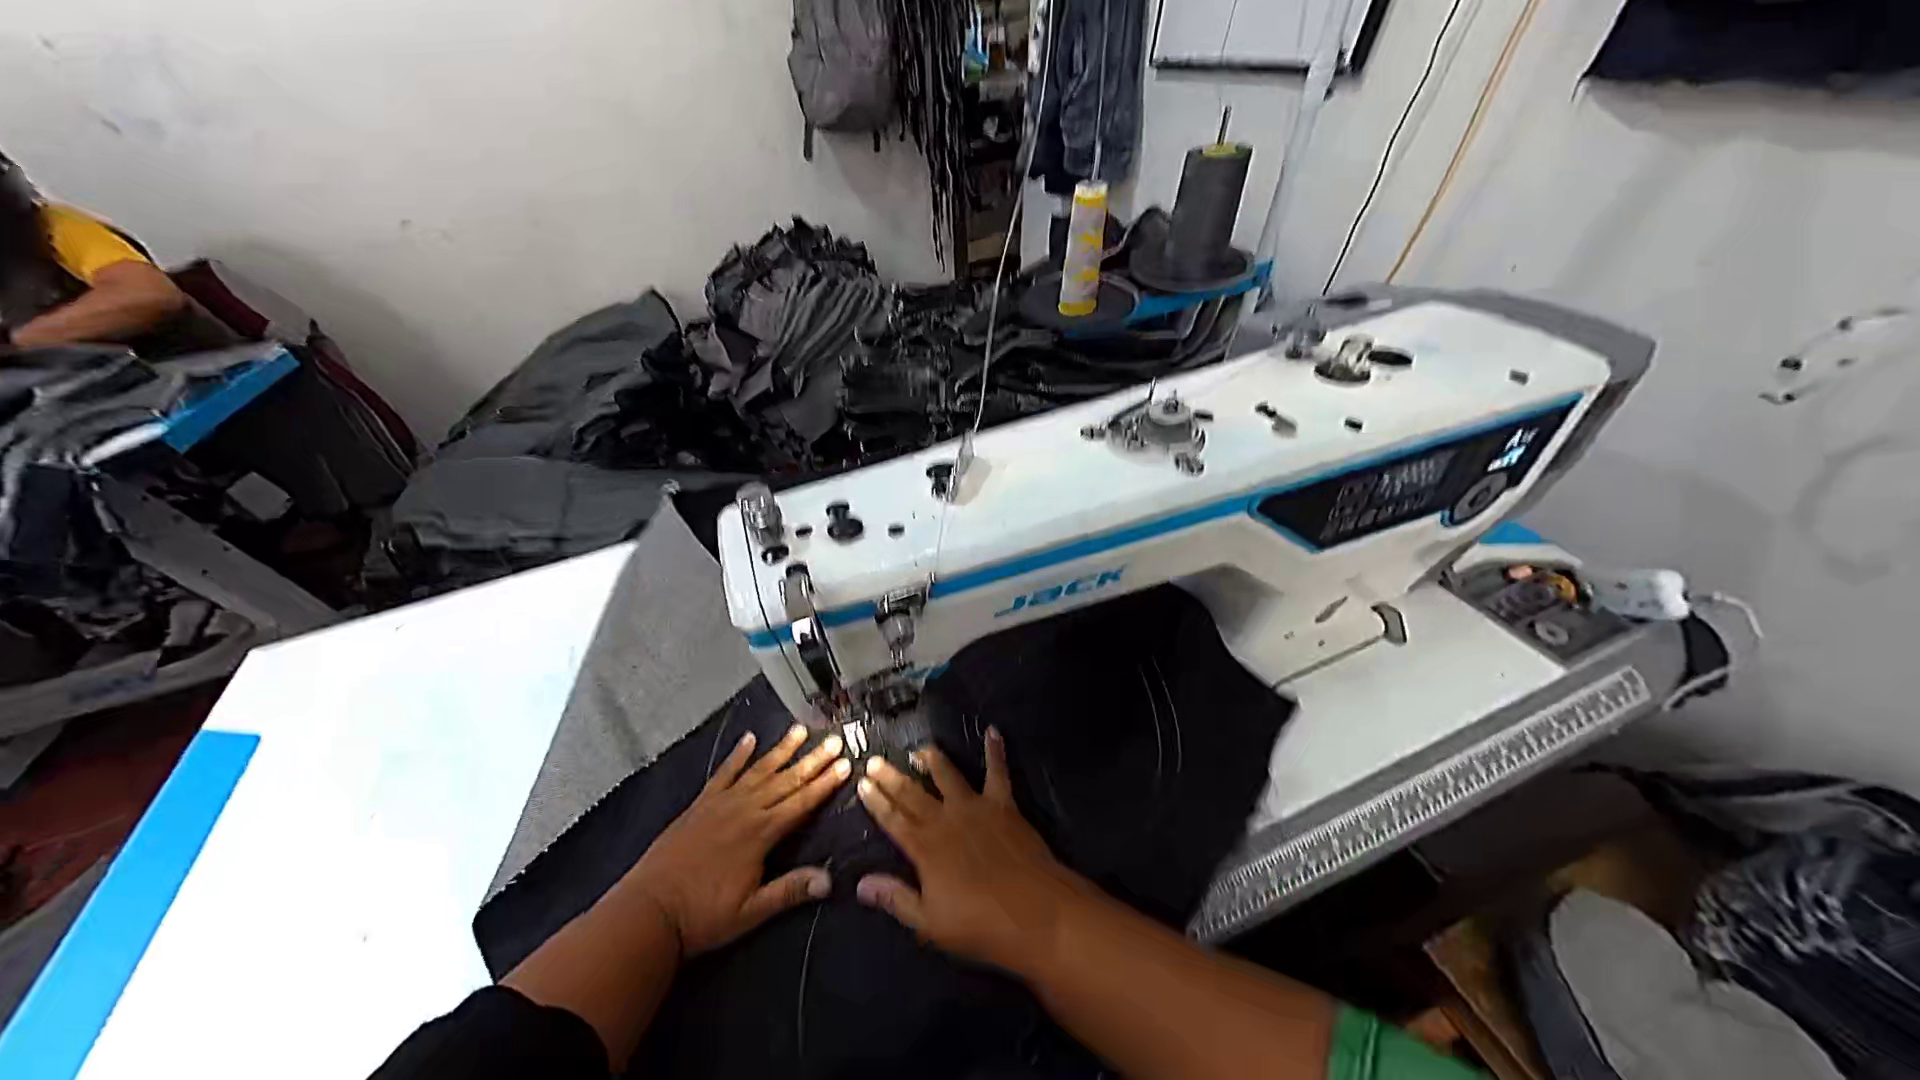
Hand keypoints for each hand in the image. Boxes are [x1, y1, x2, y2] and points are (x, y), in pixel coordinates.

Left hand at [626, 724, 852, 955]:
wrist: (648, 911)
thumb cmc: (703, 915)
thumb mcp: (751, 912)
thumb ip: (790, 891)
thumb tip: (830, 879)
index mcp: (761, 834)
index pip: (802, 803)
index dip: (826, 783)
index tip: (846, 764)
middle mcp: (745, 810)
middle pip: (786, 780)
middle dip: (813, 760)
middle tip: (834, 740)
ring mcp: (721, 803)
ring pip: (758, 770)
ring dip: (781, 750)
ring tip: (799, 730)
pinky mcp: (700, 804)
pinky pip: (723, 773)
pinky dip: (737, 755)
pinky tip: (748, 739)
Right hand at [855, 727, 1091, 971]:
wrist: (1034, 911)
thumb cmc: (980, 924)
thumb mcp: (929, 922)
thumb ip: (895, 898)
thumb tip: (860, 883)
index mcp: (924, 847)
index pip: (892, 818)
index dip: (876, 801)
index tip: (862, 783)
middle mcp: (945, 818)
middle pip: (912, 792)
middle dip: (891, 776)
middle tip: (875, 760)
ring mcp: (975, 806)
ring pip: (948, 774)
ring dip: (932, 759)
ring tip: (920, 748)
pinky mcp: (1003, 804)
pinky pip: (998, 771)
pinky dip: (995, 750)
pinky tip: (993, 732)